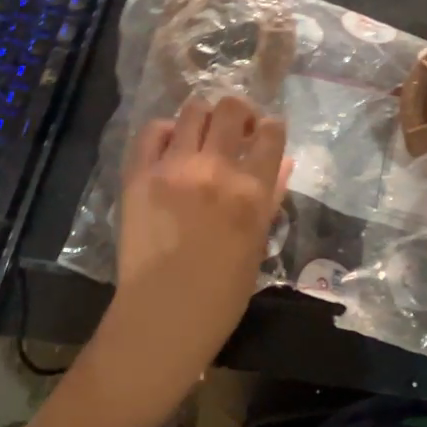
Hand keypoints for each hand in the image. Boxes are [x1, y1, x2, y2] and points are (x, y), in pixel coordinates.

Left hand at [105, 97, 290, 400]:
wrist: (162, 317)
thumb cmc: (221, 293)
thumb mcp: (258, 243)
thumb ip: (272, 196)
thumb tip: (285, 160)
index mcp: (250, 191)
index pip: (271, 133)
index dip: (271, 127)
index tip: (265, 132)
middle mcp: (215, 169)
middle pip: (232, 109)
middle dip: (240, 111)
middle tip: (237, 128)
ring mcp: (174, 167)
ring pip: (194, 110)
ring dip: (205, 117)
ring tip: (203, 134)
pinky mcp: (140, 173)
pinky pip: (153, 130)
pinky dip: (167, 131)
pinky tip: (172, 146)